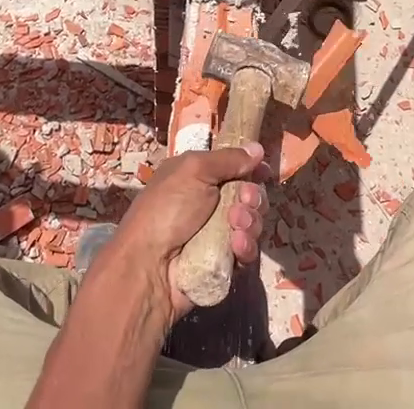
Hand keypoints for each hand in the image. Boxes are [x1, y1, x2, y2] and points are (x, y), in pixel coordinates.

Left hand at [98, 142, 267, 321]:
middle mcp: (208, 203)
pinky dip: (245, 247)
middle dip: (252, 196)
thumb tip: (257, 148)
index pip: (234, 169)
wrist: (149, 265)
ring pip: (251, 223)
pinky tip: (235, 246)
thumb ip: (228, 159)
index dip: (251, 170)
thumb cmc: (167, 208)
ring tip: (235, 226)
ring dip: (249, 221)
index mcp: (198, 177)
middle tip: (243, 201)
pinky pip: (247, 251)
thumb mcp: (194, 170)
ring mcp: (216, 234)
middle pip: (248, 195)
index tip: (263, 172)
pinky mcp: (223, 262)